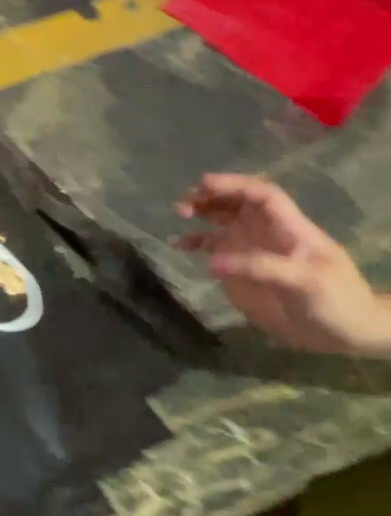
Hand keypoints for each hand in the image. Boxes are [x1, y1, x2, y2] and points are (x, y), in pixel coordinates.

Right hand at [175, 174, 390, 356]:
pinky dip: (194, 242)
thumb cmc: (333, 301)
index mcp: (290, 230)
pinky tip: (178, 245)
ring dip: (202, 213)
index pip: (263, 197)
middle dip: (213, 196)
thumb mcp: (304, 283)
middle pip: (239, 204)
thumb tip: (211, 263)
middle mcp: (268, 235)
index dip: (235, 186)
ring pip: (224, 221)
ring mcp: (252, 251)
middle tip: (184, 204)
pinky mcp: (238, 270)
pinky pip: (212, 248)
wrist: (338, 330)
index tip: (203, 185)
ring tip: (179, 214)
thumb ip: (260, 269)